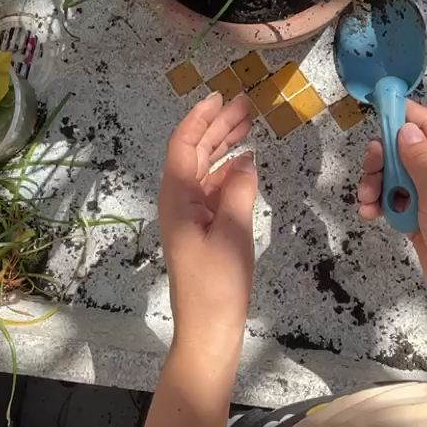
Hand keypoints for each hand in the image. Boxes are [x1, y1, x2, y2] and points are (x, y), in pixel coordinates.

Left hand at [159, 92, 258, 361]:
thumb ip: (240, 190)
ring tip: (249, 122)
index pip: (184, 145)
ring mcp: (191, 213)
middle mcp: (180, 199)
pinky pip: (215, 187)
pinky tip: (247, 160)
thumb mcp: (232, 233)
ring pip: (206, 166)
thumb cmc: (217, 283)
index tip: (219, 96)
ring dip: (225, 143)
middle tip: (246, 103)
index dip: (200, 117)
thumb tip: (247, 159)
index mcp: (177, 197)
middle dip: (218, 125)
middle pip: (196, 151)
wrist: (208, 329)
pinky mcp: (203, 226)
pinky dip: (230, 169)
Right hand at [356, 100, 426, 324]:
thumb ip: (418, 156)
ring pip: (393, 176)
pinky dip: (380, 205)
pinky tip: (371, 214)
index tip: (378, 107)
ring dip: (376, 184)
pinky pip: (392, 201)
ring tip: (369, 202)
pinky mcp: (416, 218)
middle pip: (403, 149)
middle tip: (371, 171)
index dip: (404, 112)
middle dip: (382, 157)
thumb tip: (406, 127)